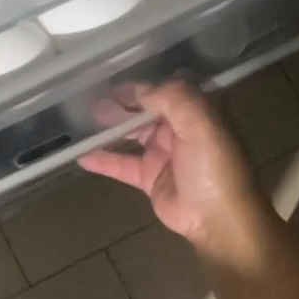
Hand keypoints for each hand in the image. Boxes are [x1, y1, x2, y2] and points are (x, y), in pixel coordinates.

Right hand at [78, 81, 271, 254]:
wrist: (217, 219)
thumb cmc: (213, 167)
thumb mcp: (201, 124)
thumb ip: (173, 98)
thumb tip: (140, 90)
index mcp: (198, 111)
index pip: (167, 89)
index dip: (143, 84)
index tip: (113, 80)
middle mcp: (180, 129)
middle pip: (146, 110)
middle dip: (121, 103)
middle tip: (92, 99)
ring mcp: (164, 153)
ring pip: (132, 134)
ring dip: (110, 127)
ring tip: (83, 120)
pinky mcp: (150, 177)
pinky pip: (122, 164)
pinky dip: (103, 160)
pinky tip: (81, 155)